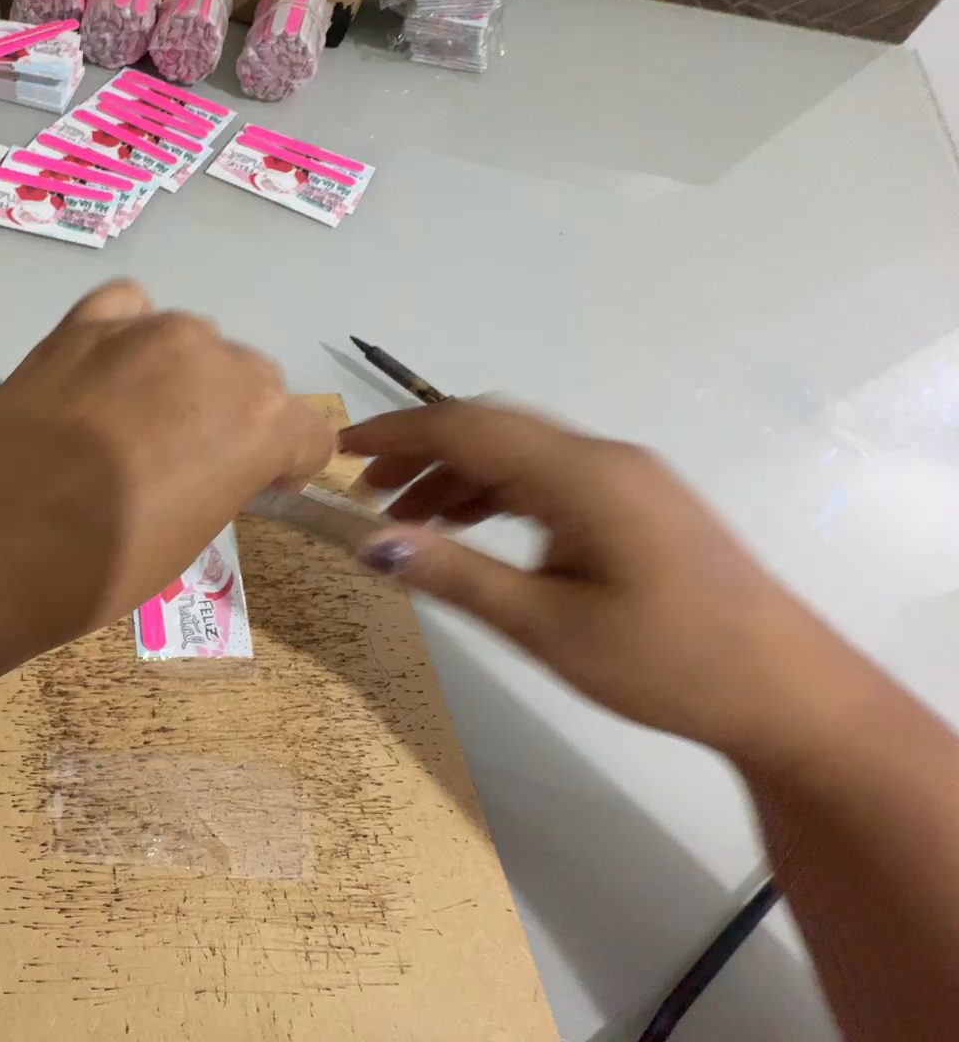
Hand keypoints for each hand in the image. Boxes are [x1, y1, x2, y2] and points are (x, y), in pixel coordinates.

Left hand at [0, 279, 334, 652]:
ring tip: (130, 418)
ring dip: (178, 374)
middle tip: (182, 461)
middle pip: (250, 377)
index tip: (255, 486)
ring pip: (190, 339)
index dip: (284, 465)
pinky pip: (124, 308)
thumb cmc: (102, 569)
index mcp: (261, 422)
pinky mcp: (78, 326)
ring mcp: (141, 333)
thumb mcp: (192, 537)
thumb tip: (211, 458)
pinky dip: (125, 334)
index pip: (306, 433)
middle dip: (231, 417)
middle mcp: (213, 359)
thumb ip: (223, 478)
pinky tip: (104, 371)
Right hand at [341, 400, 839, 750]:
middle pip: (489, 428)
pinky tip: (463, 527)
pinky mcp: (631, 503)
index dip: (393, 433)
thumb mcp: (542, 625)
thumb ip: (450, 575)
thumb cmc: (667, 666)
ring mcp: (623, 478)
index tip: (334, 451)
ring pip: (514, 451)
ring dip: (451, 473)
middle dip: (417, 449)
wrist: (795, 702)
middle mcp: (603, 460)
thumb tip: (365, 542)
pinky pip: (541, 476)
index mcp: (583, 478)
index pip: (467, 429)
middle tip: (361, 489)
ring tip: (401, 516)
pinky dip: (488, 491)